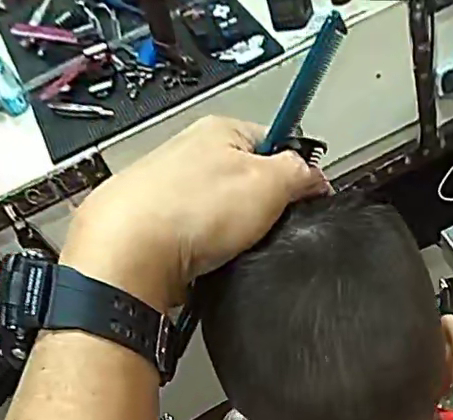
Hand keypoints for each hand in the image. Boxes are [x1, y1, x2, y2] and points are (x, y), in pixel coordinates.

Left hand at [61, 116, 328, 309]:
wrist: (135, 250)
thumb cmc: (190, 209)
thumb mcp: (269, 183)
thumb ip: (300, 173)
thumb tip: (316, 176)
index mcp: (222, 129)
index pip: (279, 142)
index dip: (300, 172)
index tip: (309, 197)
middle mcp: (198, 153)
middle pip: (256, 181)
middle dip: (271, 208)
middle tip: (273, 225)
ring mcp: (182, 188)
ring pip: (234, 213)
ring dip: (245, 233)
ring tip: (241, 244)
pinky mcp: (172, 224)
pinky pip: (213, 237)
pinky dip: (222, 249)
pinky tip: (220, 256)